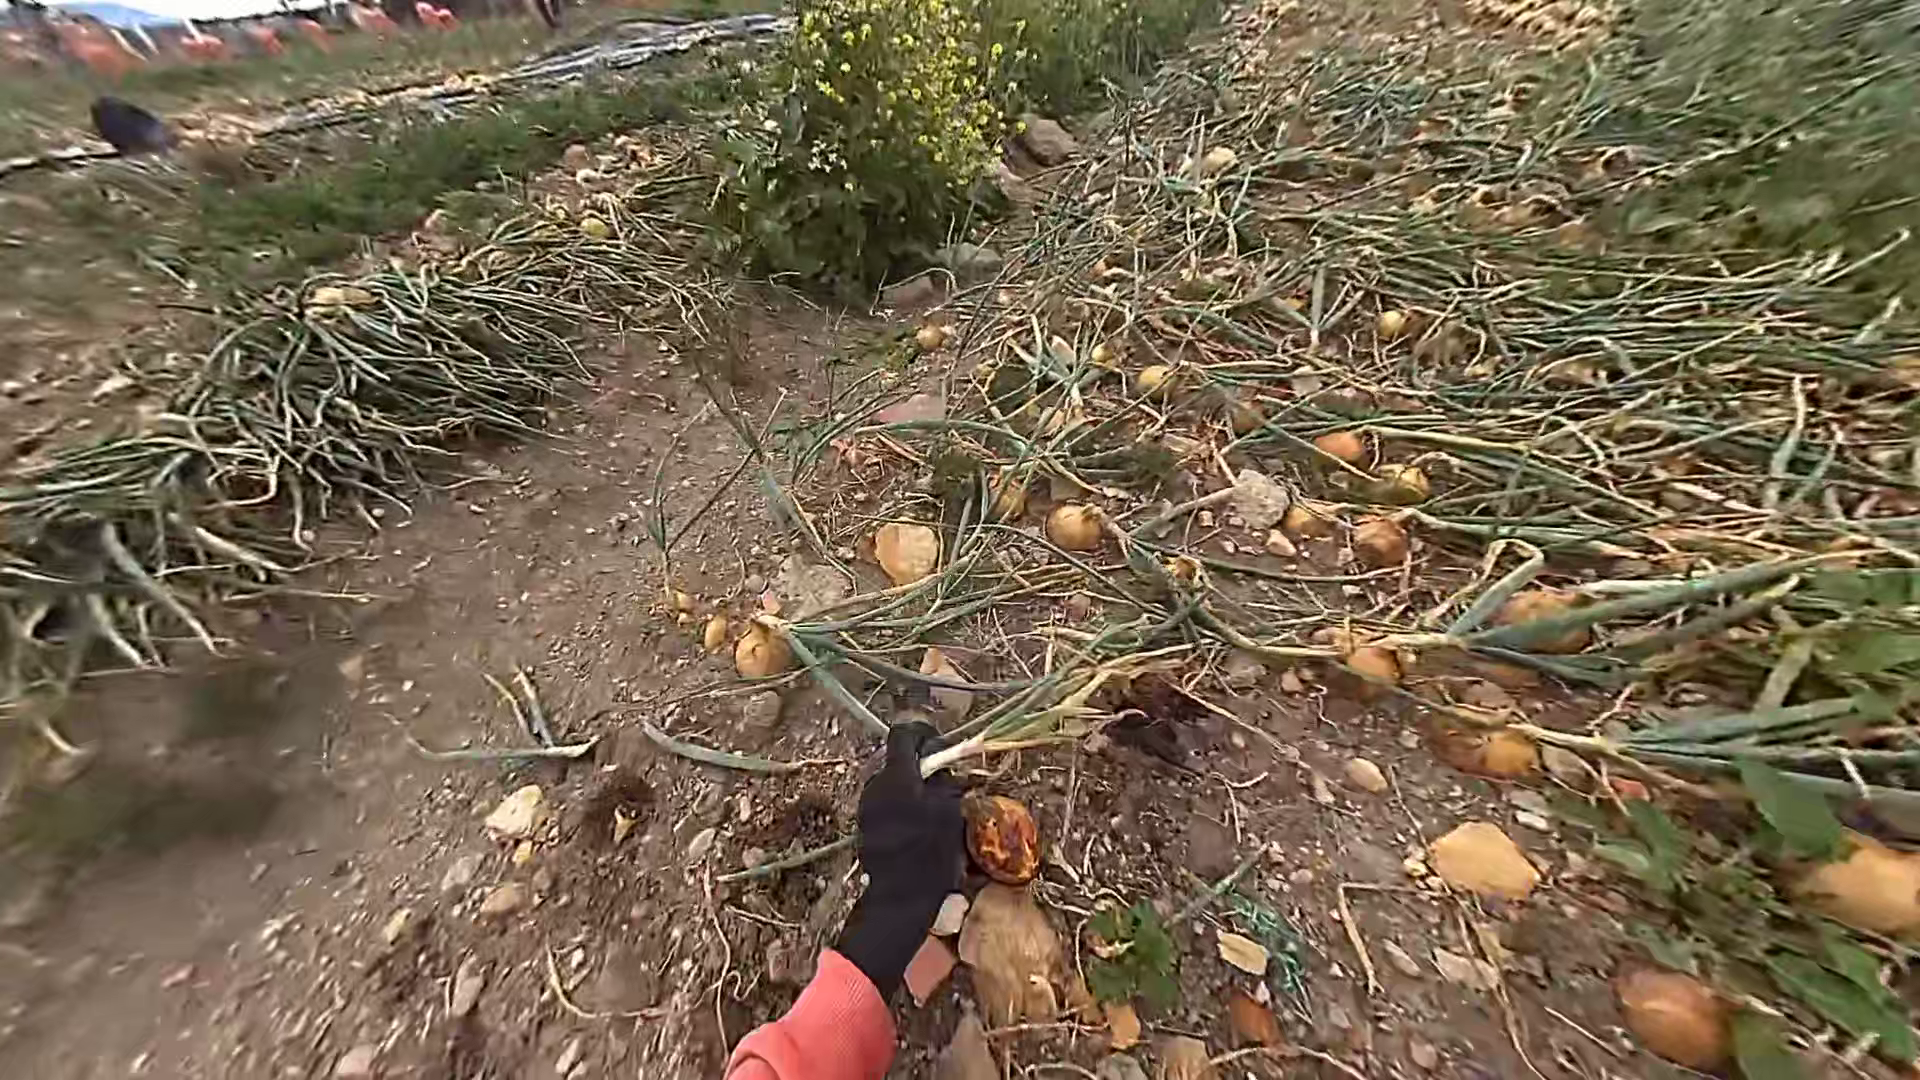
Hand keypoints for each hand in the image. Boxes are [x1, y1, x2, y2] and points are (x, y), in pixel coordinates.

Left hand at [835, 721, 963, 997]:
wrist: (899, 900)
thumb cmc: (929, 853)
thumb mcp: (949, 812)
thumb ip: (944, 782)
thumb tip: (943, 767)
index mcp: (897, 776)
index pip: (903, 734)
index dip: (923, 734)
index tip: (941, 745)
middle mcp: (875, 785)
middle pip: (898, 759)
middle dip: (922, 764)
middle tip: (945, 780)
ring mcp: (866, 806)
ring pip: (893, 781)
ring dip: (913, 785)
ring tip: (935, 806)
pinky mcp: (864, 825)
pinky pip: (886, 801)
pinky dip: (903, 804)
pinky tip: (919, 824)